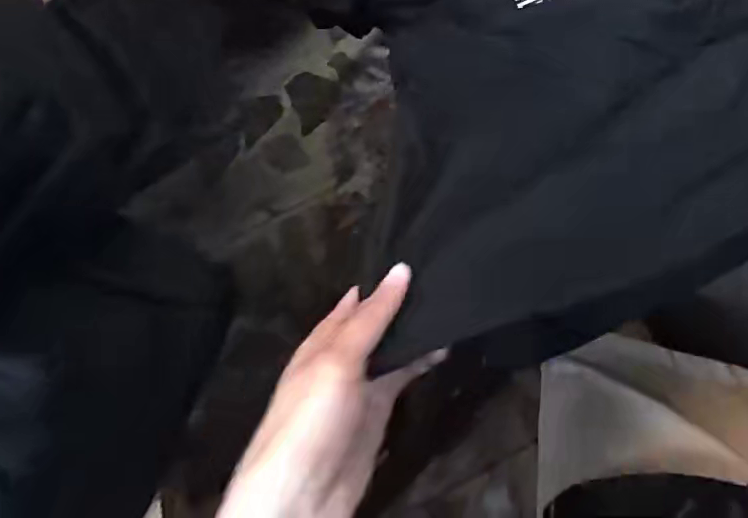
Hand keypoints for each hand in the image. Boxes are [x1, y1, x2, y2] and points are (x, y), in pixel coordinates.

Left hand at [216, 264, 443, 517]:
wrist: (301, 502)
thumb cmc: (310, 419)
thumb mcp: (338, 359)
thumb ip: (371, 317)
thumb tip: (401, 269)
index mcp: (320, 342)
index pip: (354, 301)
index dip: (380, 280)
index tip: (414, 254)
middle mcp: (340, 360)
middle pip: (375, 324)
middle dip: (401, 303)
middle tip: (440, 274)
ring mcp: (360, 387)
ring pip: (391, 349)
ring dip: (414, 331)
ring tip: (447, 303)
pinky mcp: (378, 412)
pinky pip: (402, 376)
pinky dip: (421, 361)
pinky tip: (442, 347)